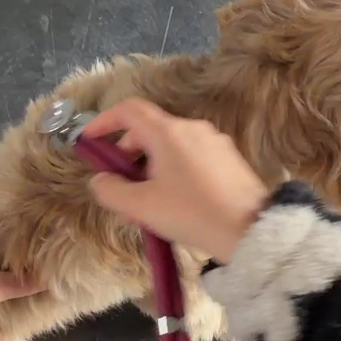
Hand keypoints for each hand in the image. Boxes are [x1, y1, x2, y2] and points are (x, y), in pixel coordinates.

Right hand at [82, 98, 268, 263]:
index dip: (104, 122)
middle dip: (127, 157)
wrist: (251, 231)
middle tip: (120, 190)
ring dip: (148, 171)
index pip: (128, 110)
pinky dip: (171, 174)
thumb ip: (110, 190)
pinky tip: (172, 206)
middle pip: (148, 132)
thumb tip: (100, 180)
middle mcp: (191, 129)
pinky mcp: (229, 160)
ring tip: (145, 207)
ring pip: (169, 149)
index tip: (89, 142)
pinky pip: (189, 159)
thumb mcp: (141, 207)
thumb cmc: (190, 213)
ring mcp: (214, 143)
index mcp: (168, 132)